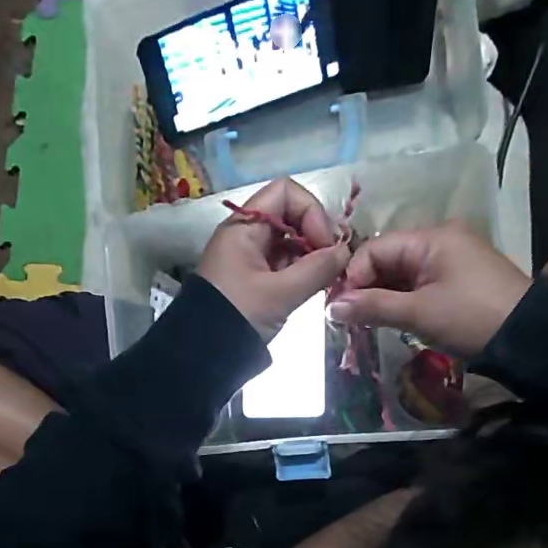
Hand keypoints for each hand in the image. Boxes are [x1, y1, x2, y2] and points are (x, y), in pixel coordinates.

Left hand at [197, 178, 350, 339]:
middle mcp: (244, 235)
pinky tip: (314, 288)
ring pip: (289, 243)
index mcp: (243, 227)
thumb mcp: (280, 294)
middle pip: (290, 216)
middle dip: (316, 236)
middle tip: (333, 264)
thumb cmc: (238, 316)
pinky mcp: (252, 280)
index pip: (285, 192)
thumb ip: (317, 269)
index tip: (324, 243)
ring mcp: (248, 258)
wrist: (202, 355)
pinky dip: (301, 272)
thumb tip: (344, 253)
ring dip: (311, 256)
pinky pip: (282, 264)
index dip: (311, 211)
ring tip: (327, 279)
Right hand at [329, 222, 530, 357]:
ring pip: (401, 273)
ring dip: (382, 296)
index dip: (353, 276)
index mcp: (431, 237)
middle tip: (351, 319)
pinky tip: (392, 319)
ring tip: (367, 322)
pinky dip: (402, 300)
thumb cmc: (471, 318)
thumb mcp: (418, 313)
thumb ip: (372, 307)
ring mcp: (451, 259)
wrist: (531, 338)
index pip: (375, 248)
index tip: (341, 308)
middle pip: (387, 259)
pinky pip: (419, 283)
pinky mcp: (458, 278)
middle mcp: (440, 240)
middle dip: (366, 288)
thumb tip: (331, 307)